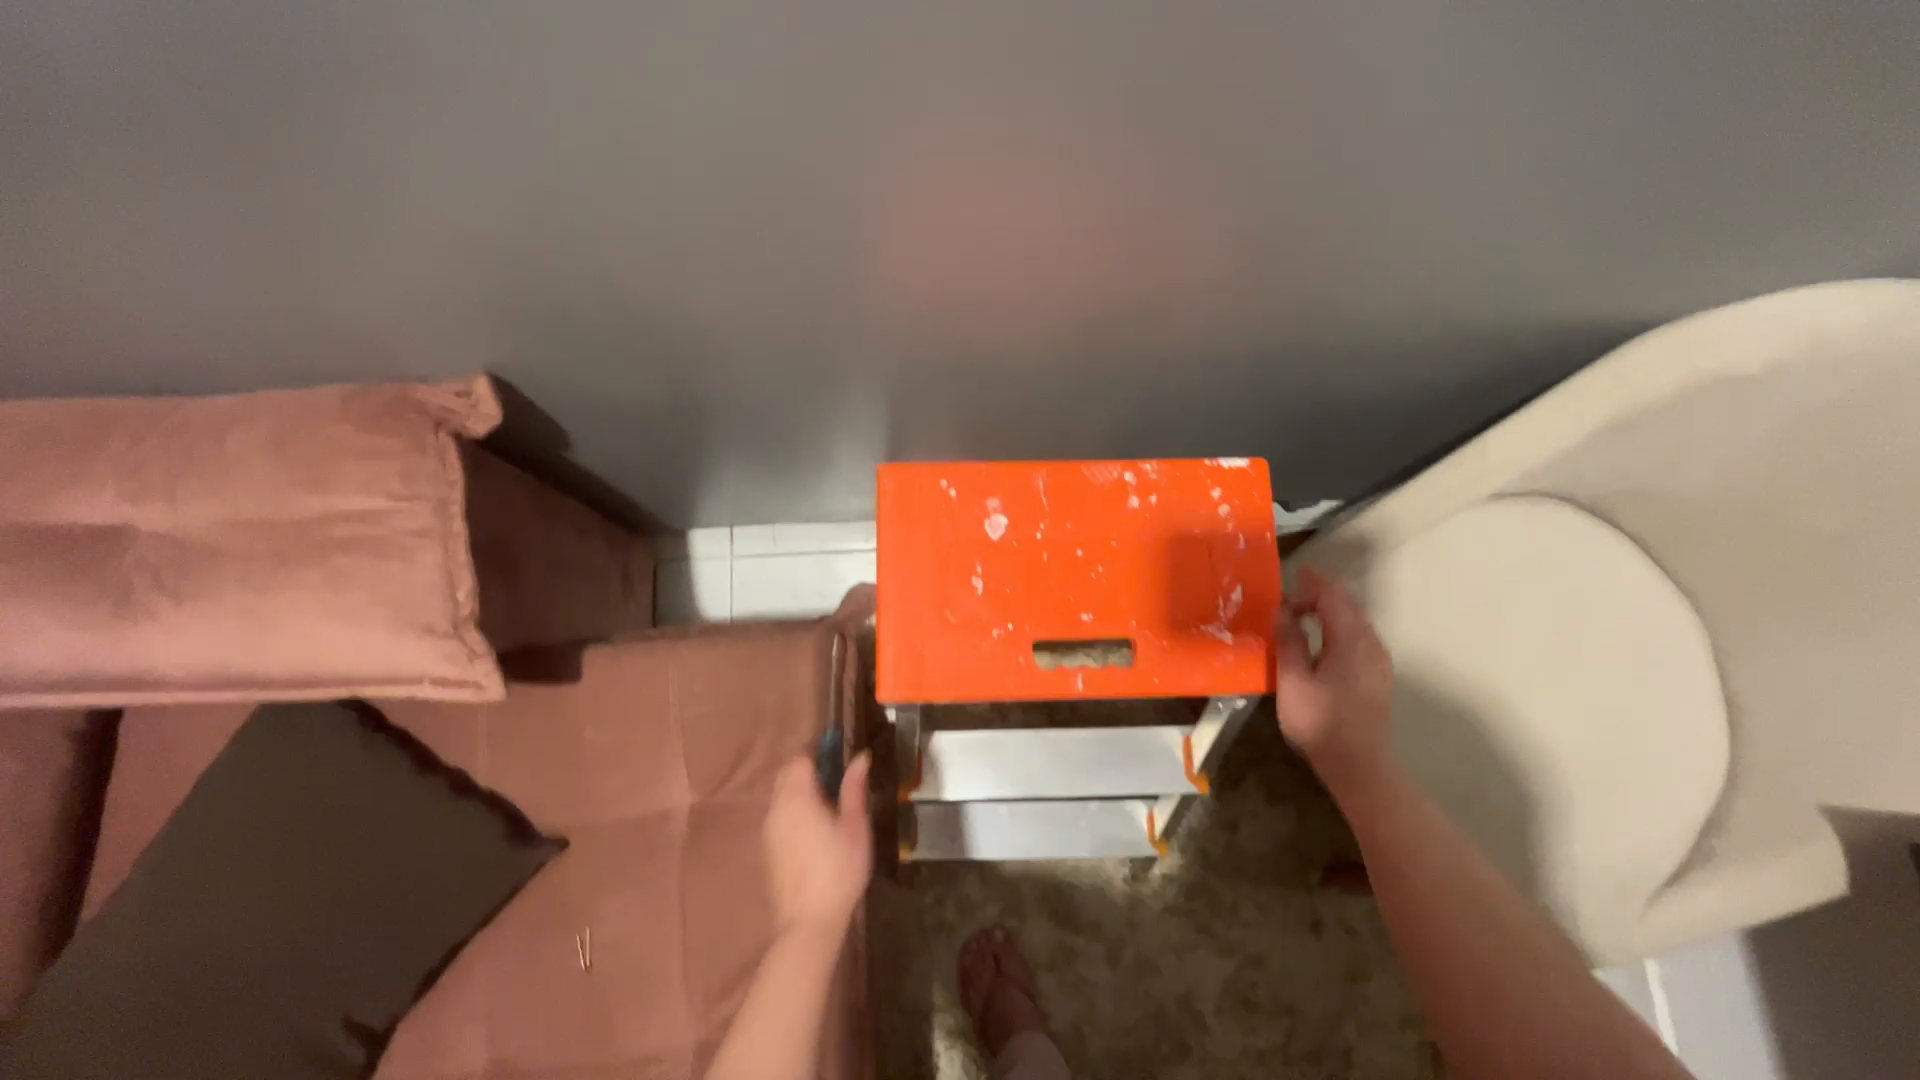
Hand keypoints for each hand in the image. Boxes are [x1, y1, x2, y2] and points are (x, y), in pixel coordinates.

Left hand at [763, 751, 872, 938]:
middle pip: (787, 776)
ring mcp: (768, 830)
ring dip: (801, 793)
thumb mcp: (855, 827)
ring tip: (830, 809)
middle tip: (838, 784)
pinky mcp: (767, 850)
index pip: (799, 760)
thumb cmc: (839, 870)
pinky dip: (794, 813)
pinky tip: (816, 833)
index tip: (840, 760)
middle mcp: (776, 809)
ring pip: (781, 797)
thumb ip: (854, 789)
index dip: (819, 754)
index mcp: (796, 798)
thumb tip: (860, 758)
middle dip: (809, 772)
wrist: (808, 922)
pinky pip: (779, 818)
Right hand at [1275, 567, 1395, 790]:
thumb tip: (1283, 611)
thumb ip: (1289, 641)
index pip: (1334, 598)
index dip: (1314, 583)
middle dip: (1323, 594)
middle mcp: (1370, 644)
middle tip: (1294, 592)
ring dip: (1331, 611)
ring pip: (1356, 622)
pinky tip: (1323, 639)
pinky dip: (1339, 627)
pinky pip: (1359, 637)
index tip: (1294, 575)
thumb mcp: (1293, 680)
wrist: (1359, 764)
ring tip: (1304, 613)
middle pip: (1349, 606)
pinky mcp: (1377, 676)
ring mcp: (1378, 661)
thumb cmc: (1319, 721)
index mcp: (1350, 641)